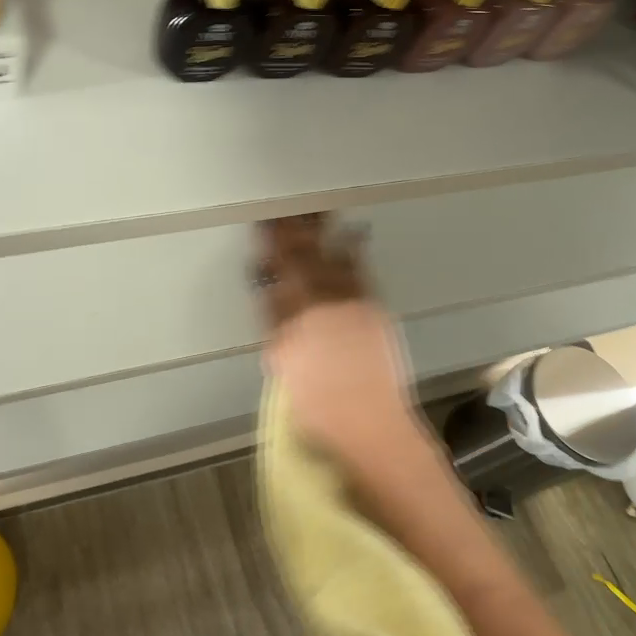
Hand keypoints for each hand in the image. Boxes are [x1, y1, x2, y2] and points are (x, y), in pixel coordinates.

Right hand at [256, 215, 422, 473]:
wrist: (370, 423)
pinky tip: (349, 234)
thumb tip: (270, 294)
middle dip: (289, 235)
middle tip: (281, 213)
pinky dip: (352, 250)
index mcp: (290, 322)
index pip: (274, 277)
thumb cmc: (318, 406)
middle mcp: (317, 305)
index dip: (268, 251)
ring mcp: (348, 303)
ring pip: (327, 259)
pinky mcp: (373, 308)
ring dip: (316, 235)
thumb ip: (275, 327)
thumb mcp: (283, 367)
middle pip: (299, 261)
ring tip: (308, 214)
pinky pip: (359, 270)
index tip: (262, 228)